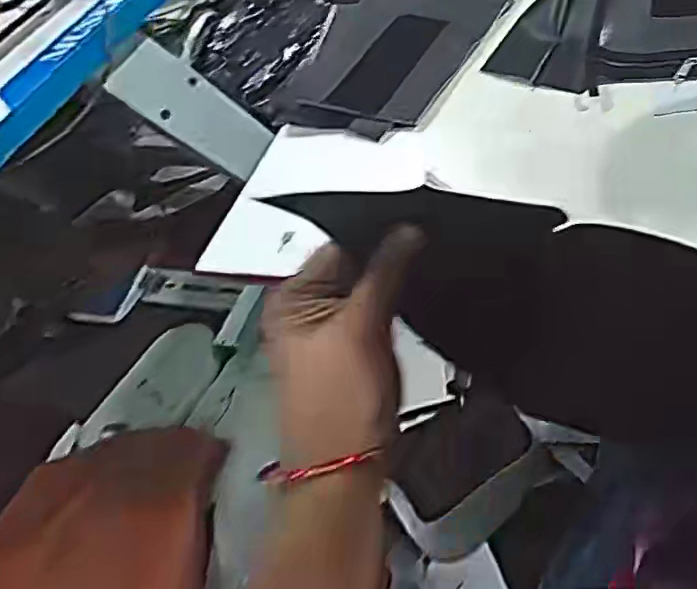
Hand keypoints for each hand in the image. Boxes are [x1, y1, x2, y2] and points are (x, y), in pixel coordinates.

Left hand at [265, 226, 421, 469]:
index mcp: (289, 298)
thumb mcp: (362, 326)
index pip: (337, 244)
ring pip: (369, 285)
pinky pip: (376, 307)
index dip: (372, 240)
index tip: (405, 237)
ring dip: (389, 288)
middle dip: (382, 265)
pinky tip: (397, 319)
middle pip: (354, 262)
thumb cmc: (336, 408)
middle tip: (402, 277)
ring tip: (394, 309)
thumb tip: (407, 232)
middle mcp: (304, 309)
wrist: (348, 466)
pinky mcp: (351, 342)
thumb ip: (385, 271)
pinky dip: (390, 307)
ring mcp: (328, 327)